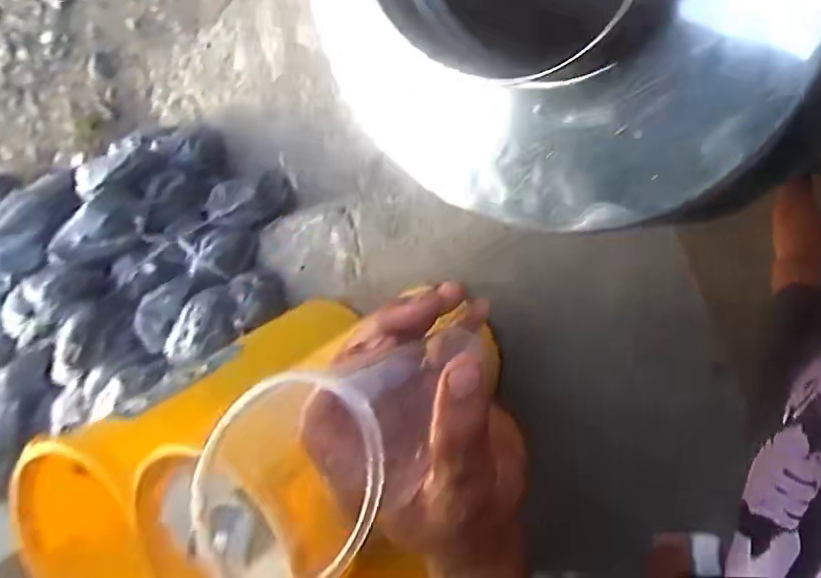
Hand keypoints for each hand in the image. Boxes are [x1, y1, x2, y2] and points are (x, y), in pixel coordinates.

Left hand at [305, 283, 528, 577]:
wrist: (492, 525)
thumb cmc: (462, 517)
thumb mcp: (460, 483)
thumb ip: (458, 429)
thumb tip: (462, 362)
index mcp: (357, 453)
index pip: (329, 402)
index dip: (351, 362)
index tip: (395, 333)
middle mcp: (375, 423)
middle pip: (363, 364)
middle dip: (393, 325)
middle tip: (436, 299)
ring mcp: (409, 405)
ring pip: (398, 350)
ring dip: (422, 316)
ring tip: (456, 293)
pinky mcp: (443, 393)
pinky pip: (439, 351)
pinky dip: (456, 325)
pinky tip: (480, 309)